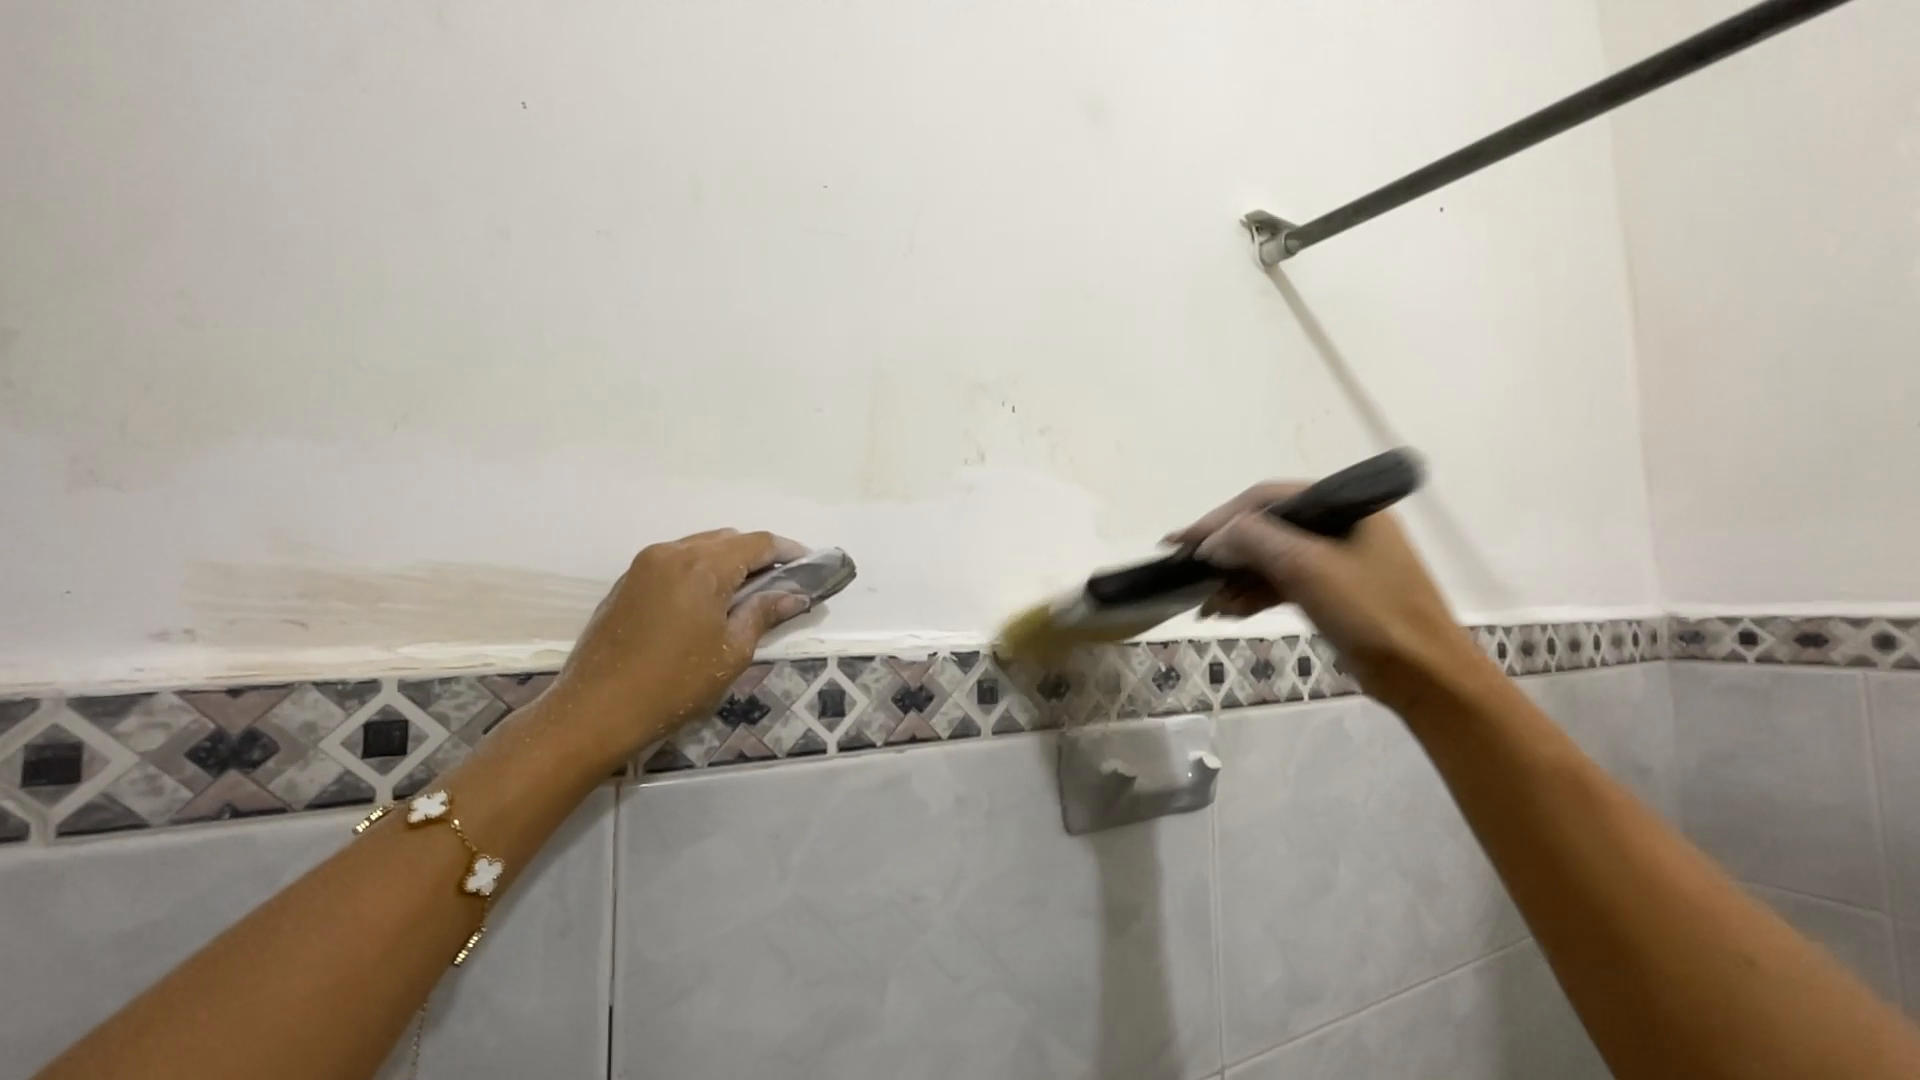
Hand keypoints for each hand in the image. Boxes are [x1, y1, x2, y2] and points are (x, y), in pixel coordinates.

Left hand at [546, 529, 812, 760]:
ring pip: (700, 547)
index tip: (811, 565)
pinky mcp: (627, 581)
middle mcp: (673, 553)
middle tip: (782, 584)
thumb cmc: (674, 684)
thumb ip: (763, 614)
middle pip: (728, 539)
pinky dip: (700, 571)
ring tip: (748, 592)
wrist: (596, 709)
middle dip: (759, 556)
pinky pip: (676, 562)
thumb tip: (794, 596)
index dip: (789, 551)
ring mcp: (645, 565)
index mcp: (702, 566)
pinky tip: (709, 600)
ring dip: (728, 561)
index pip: (758, 543)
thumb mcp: (731, 652)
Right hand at [1167, 484, 1486, 711]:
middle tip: (1184, 569)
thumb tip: (1213, 539)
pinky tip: (1228, 610)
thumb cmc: (1373, 612)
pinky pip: (1283, 584)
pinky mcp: (1335, 593)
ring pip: (1272, 559)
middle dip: (1224, 551)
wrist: (1426, 675)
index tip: (1182, 541)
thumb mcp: (1308, 567)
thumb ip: (1254, 540)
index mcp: (1344, 506)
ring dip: (1235, 578)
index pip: (1266, 499)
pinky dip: (1254, 595)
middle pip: (1267, 528)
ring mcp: (1339, 561)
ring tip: (1203, 601)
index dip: (1220, 518)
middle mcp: (1341, 526)